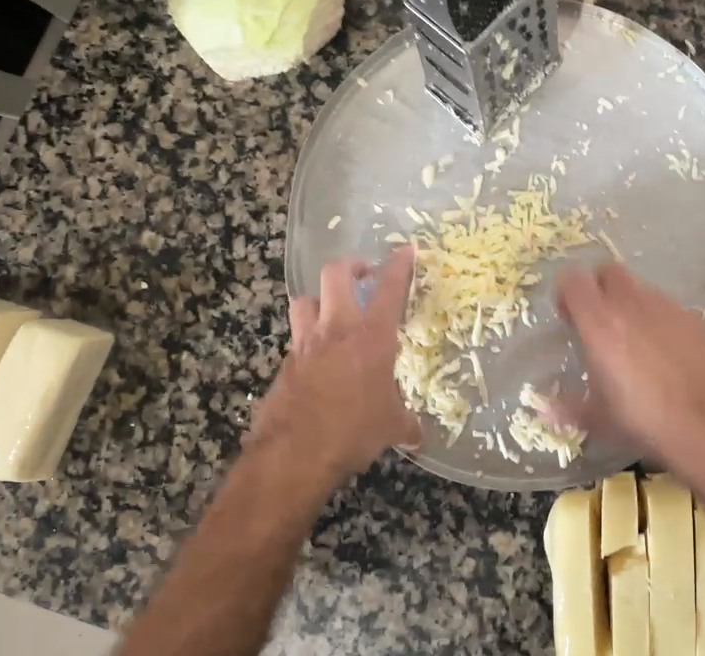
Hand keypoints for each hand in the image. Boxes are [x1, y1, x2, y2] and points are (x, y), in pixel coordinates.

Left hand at [248, 248, 419, 478]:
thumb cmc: (353, 431)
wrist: (294, 453)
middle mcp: (337, 329)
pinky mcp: (285, 364)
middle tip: (363, 273)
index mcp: (371, 336)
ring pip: (305, 300)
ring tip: (331, 310)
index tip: (406, 250)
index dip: (399, 265)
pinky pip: (295, 338)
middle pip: (336, 274)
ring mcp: (305, 344)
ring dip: (319, 299)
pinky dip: (306, 339)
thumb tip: (419, 435)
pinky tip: (316, 358)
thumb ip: (405, 423)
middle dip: (350, 266)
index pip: (389, 288)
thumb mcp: (390, 427)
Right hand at [556, 263, 704, 468]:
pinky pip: (668, 306)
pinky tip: (666, 351)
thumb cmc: (644, 420)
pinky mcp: (694, 317)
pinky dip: (659, 319)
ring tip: (634, 338)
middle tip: (599, 320)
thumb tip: (545, 409)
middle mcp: (631, 304)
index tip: (568, 316)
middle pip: (608, 271)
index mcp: (600, 323)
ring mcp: (666, 306)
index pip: (573, 279)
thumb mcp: (599, 419)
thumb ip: (568, 408)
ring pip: (639, 287)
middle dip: (599, 288)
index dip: (567, 291)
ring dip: (630, 303)